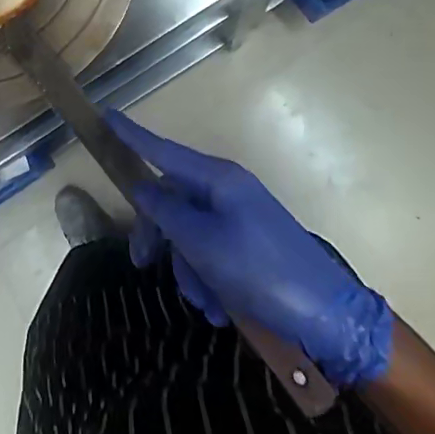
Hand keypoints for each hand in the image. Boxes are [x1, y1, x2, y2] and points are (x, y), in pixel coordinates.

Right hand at [111, 110, 393, 386]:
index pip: (164, 151)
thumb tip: (141, 188)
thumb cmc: (260, 270)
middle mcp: (227, 192)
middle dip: (159, 237)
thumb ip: (165, 212)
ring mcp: (239, 219)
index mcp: (218, 180)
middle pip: (172, 201)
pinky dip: (210, 282)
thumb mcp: (202, 242)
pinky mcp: (249, 247)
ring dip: (189, 271)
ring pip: (189, 235)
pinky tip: (222, 309)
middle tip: (142, 264)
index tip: (106, 116)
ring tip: (207, 303)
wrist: (328, 317)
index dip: (133, 136)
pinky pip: (211, 256)